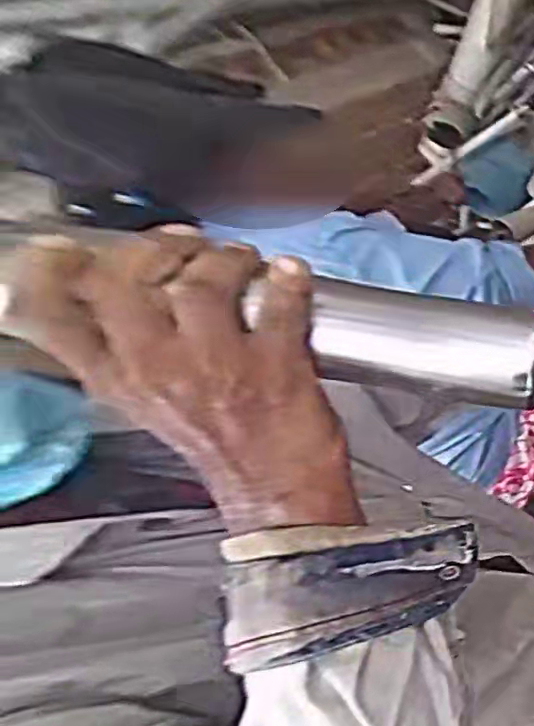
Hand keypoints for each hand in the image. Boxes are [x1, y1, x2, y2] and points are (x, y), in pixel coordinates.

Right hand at [7, 228, 361, 533]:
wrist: (280, 484)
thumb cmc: (226, 446)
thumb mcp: (148, 405)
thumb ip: (128, 361)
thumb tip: (130, 311)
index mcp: (113, 378)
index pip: (48, 311)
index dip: (54, 268)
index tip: (74, 247)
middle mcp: (155, 364)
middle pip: (127, 282)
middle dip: (153, 249)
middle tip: (185, 241)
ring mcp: (220, 362)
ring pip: (202, 286)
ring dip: (225, 260)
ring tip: (241, 256)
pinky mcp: (279, 364)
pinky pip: (281, 309)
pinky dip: (289, 283)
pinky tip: (292, 271)